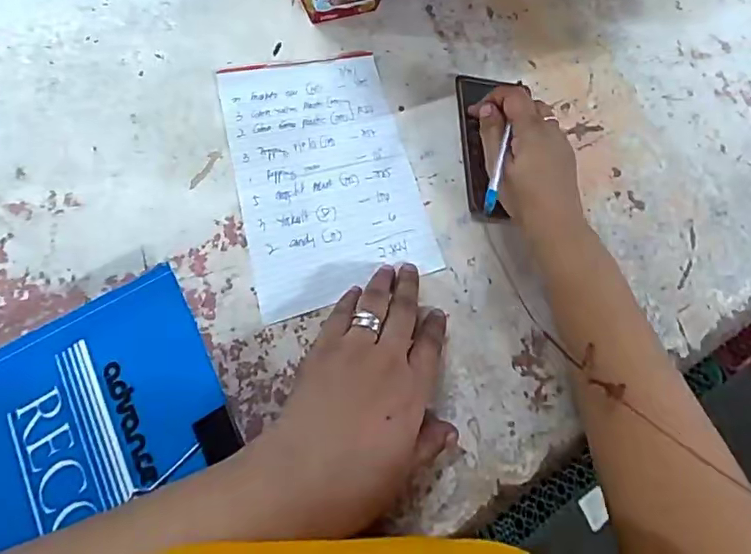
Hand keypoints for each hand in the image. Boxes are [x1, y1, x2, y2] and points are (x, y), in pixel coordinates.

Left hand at [241, 265, 455, 537]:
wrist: (301, 474)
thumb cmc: (358, 482)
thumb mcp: (403, 471)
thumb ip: (427, 444)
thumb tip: (450, 429)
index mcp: (413, 390)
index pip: (430, 348)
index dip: (435, 327)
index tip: (438, 311)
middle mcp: (388, 360)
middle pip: (403, 315)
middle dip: (409, 289)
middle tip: (410, 268)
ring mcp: (354, 350)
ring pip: (372, 307)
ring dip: (381, 285)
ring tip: (387, 269)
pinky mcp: (323, 348)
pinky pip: (340, 316)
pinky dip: (349, 300)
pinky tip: (353, 292)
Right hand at [469, 85, 583, 236]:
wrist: (557, 224)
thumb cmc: (522, 197)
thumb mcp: (497, 165)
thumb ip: (491, 132)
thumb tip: (489, 108)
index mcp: (532, 128)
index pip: (514, 94)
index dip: (493, 97)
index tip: (477, 113)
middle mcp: (550, 128)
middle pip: (528, 102)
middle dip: (506, 105)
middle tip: (488, 124)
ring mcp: (561, 140)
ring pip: (540, 115)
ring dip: (521, 118)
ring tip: (505, 139)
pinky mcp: (566, 153)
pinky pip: (548, 130)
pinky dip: (532, 131)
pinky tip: (523, 153)